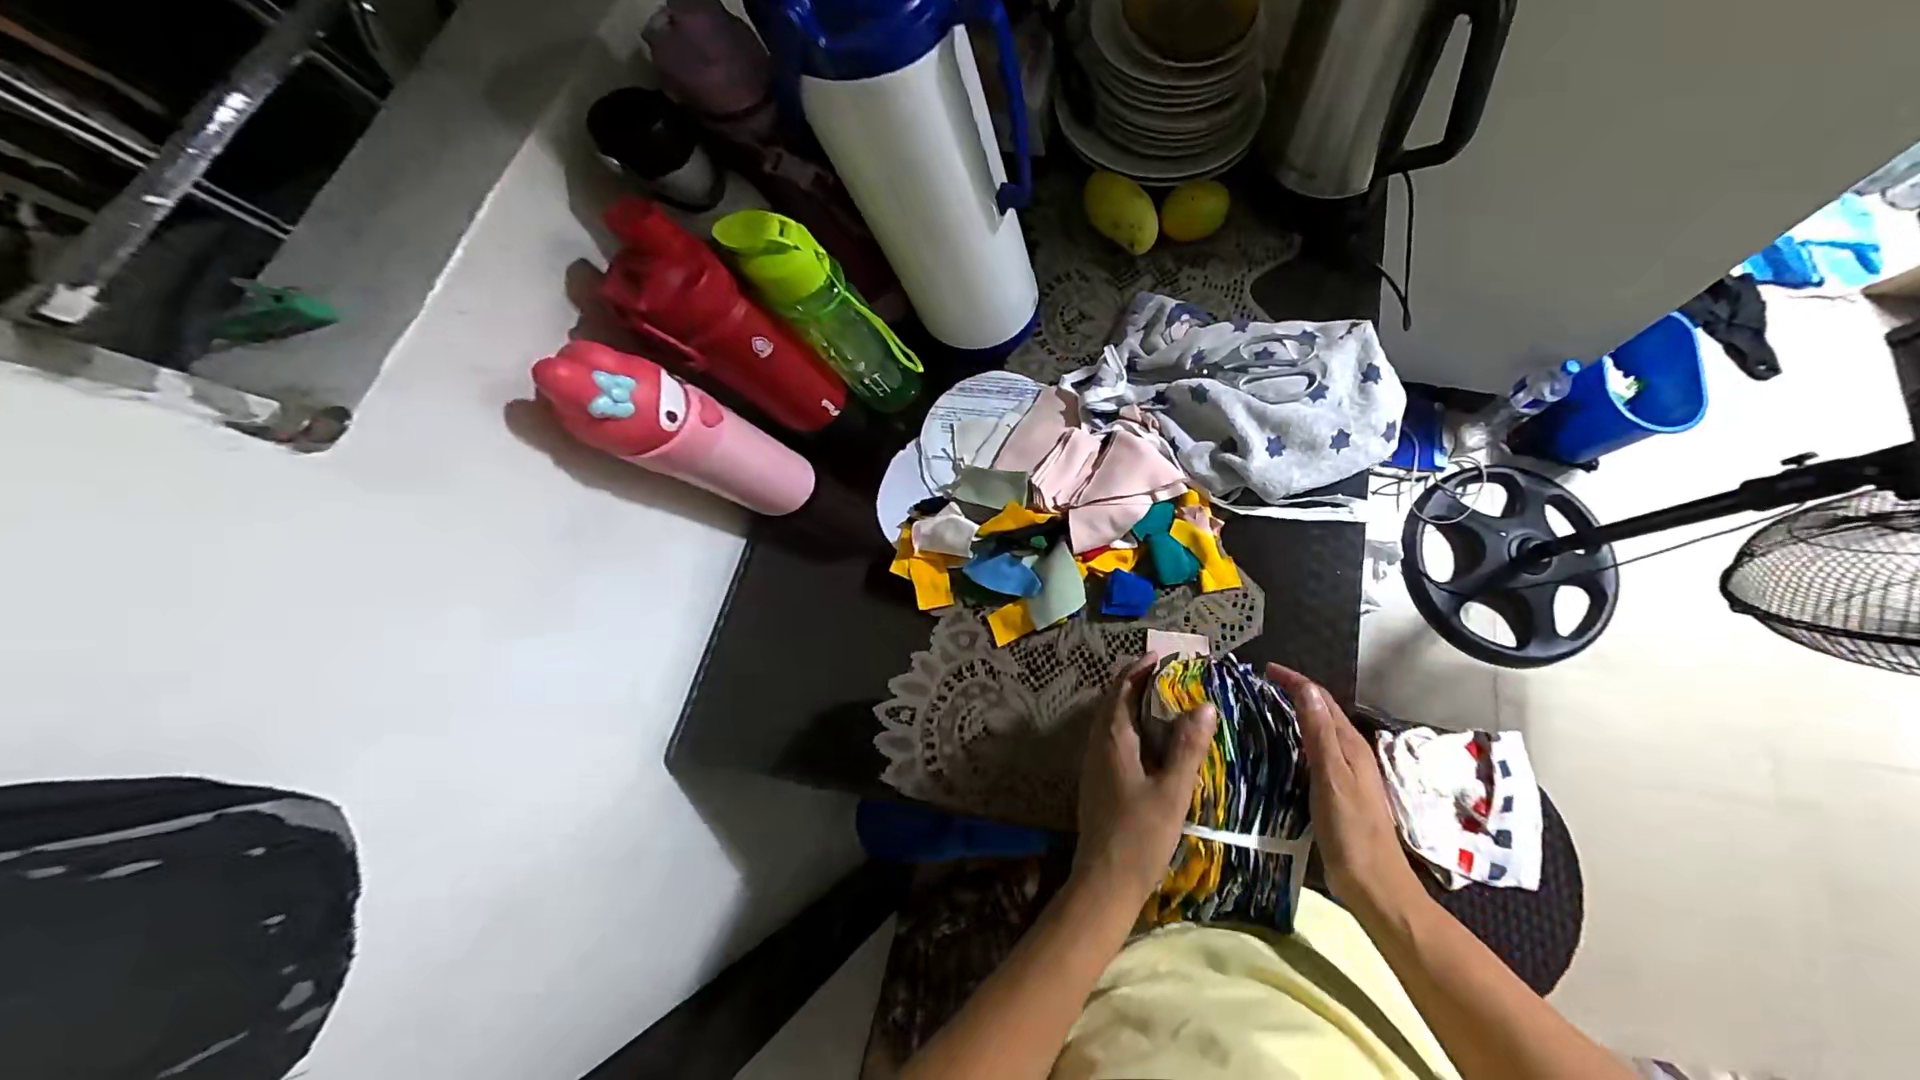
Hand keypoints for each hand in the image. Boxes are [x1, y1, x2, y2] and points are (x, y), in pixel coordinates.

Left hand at [1074, 658, 1216, 900]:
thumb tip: (1204, 705)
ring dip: (1133, 705)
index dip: (1139, 669)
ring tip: (1165, 703)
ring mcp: (1094, 763)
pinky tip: (1153, 743)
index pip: (1121, 689)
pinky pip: (1113, 740)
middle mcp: (1097, 744)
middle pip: (1113, 701)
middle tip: (1168, 676)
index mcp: (1112, 739)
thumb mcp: (1172, 791)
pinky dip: (1132, 728)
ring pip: (1111, 721)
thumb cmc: (1139, 835)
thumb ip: (1187, 747)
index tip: (1162, 656)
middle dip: (1137, 683)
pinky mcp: (1098, 780)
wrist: (1104, 880)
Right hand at [1265, 664, 1426, 920]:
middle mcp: (1350, 753)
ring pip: (1317, 731)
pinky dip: (1295, 739)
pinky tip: (1279, 749)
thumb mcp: (1332, 777)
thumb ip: (1320, 733)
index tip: (1265, 670)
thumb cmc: (1351, 830)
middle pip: (1321, 711)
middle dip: (1293, 692)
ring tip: (1263, 709)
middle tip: (1259, 686)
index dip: (1295, 681)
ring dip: (1294, 714)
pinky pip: (1313, 752)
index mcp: (1350, 745)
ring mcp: (1345, 773)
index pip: (1320, 699)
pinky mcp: (1336, 791)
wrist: (1373, 883)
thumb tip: (1307, 688)